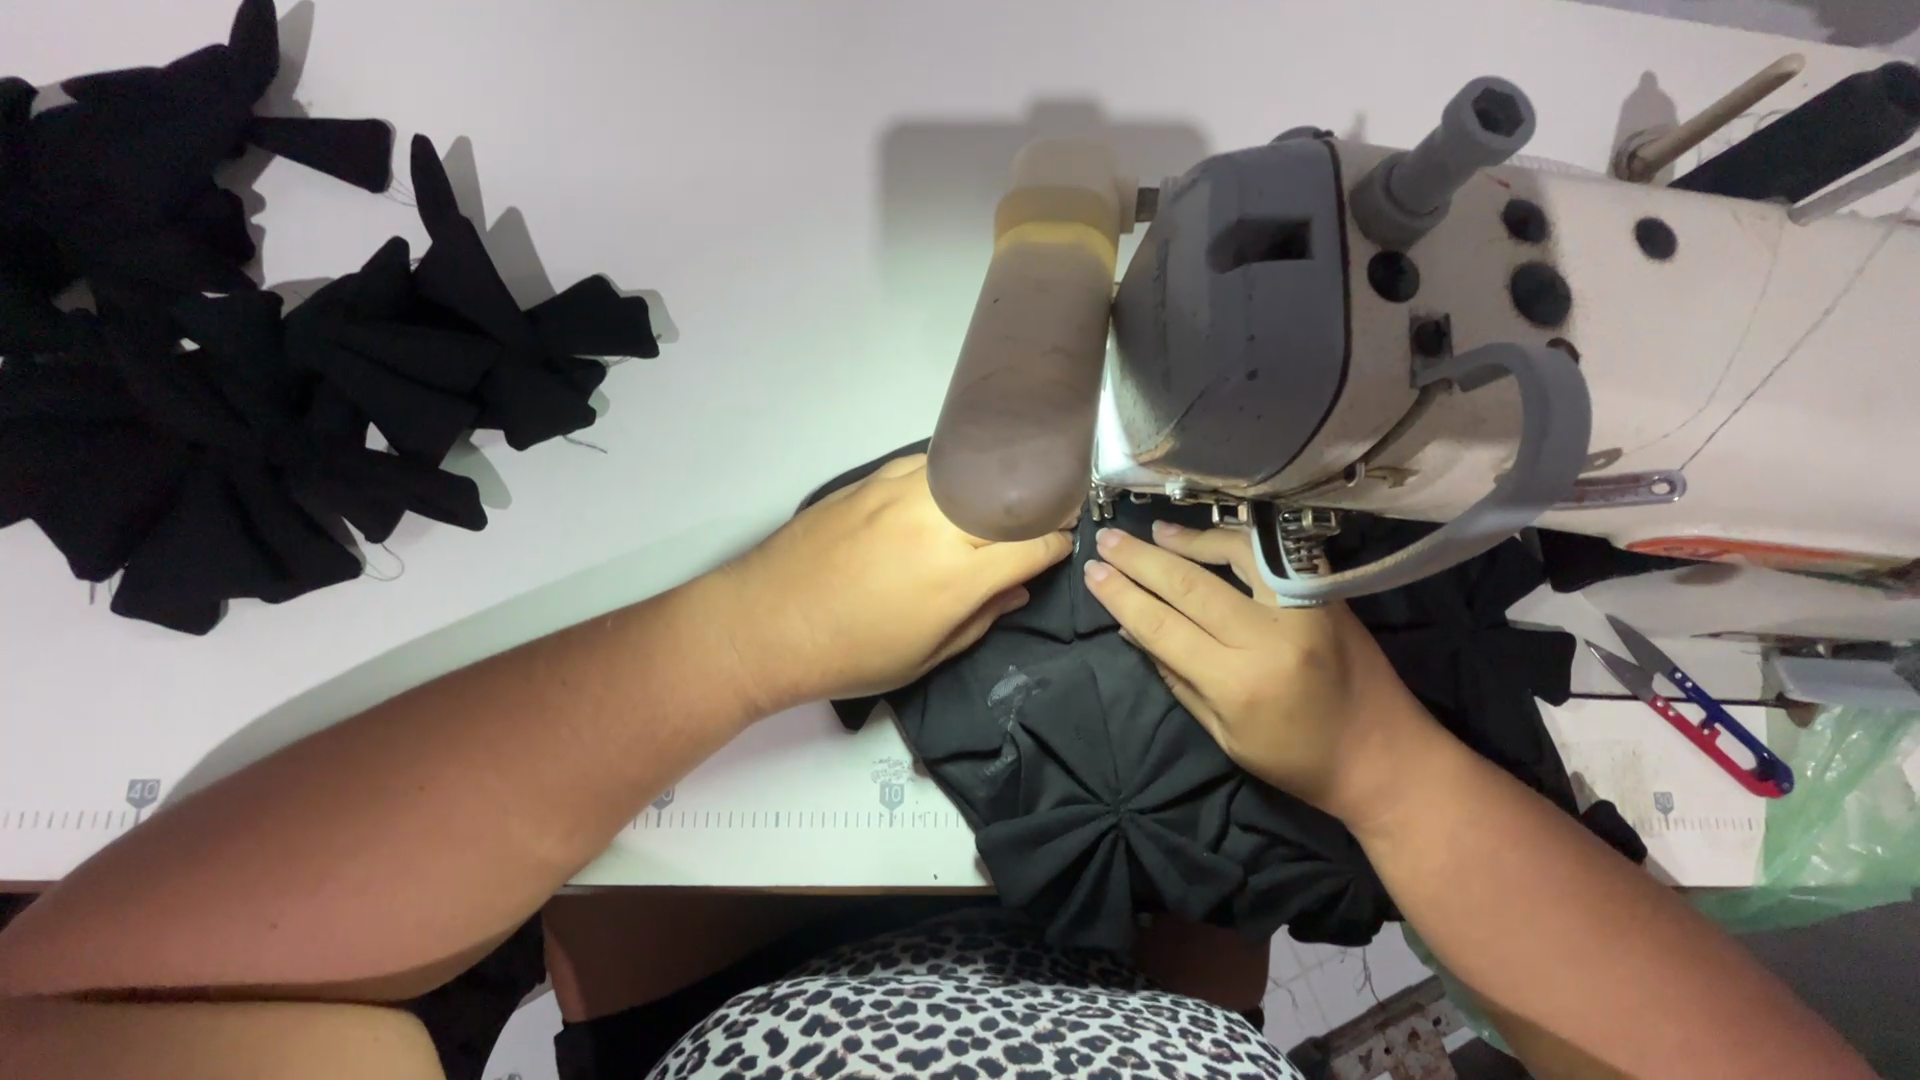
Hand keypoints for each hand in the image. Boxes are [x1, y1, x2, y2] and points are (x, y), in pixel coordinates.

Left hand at [712, 454, 1072, 710]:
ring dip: (997, 484)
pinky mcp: (871, 480)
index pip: (1032, 546)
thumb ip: (981, 619)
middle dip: (1039, 507)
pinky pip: (928, 467)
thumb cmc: (848, 656)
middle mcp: (938, 522)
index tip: (1062, 545)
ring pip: (971, 472)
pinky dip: (952, 476)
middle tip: (1047, 515)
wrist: (764, 623)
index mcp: (958, 575)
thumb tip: (1017, 589)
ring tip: (1005, 496)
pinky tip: (952, 490)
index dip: (1056, 545)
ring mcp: (901, 493)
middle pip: (1011, 499)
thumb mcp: (926, 657)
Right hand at [1080, 521, 1438, 825]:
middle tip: (1107, 539)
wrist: (1386, 755)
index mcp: (1238, 682)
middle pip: (1189, 585)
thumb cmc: (1297, 761)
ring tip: (1152, 533)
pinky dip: (1236, 541)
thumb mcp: (1224, 736)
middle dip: (1140, 560)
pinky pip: (1272, 555)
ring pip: (1234, 556)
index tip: (1092, 574)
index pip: (1162, 627)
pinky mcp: (1324, 595)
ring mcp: (1302, 609)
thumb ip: (1176, 678)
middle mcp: (1269, 636)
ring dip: (1187, 541)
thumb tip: (1132, 630)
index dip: (1122, 597)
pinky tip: (1207, 537)